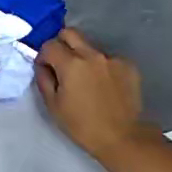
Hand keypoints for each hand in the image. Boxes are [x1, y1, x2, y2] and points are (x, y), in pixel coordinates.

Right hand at [35, 28, 157, 159]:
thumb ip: (44, 79)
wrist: (123, 137)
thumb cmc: (82, 125)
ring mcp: (113, 58)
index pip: (49, 45)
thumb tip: (43, 65)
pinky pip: (108, 59)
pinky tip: (105, 86)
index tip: (45, 69)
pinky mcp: (129, 66)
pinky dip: (102, 68)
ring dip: (83, 58)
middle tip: (61, 64)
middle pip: (70, 33)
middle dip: (61, 44)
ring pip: (90, 47)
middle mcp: (92, 55)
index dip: (43, 56)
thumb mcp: (54, 105)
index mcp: (71, 64)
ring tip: (87, 81)